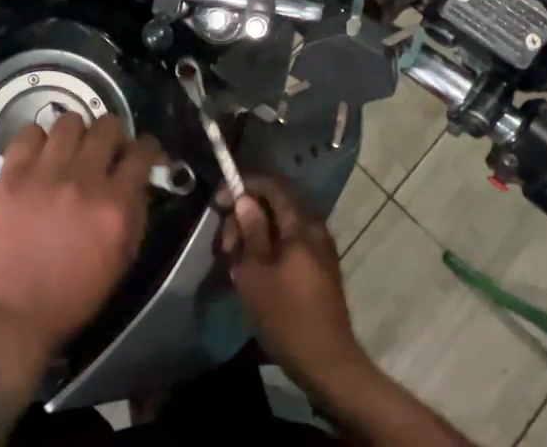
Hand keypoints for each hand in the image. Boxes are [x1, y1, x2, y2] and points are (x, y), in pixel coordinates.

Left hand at [0, 113, 165, 358]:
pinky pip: (29, 133)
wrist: (17, 311)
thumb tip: (139, 179)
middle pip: (107, 127)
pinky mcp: (12, 175)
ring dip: (77, 133)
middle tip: (107, 150)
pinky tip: (42, 156)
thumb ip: (136, 211)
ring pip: (69, 121)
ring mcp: (44, 174)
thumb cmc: (77, 292)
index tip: (143, 152)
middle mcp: (83, 181)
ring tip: (72, 150)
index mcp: (115, 205)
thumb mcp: (124, 257)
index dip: (148, 147)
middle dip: (113, 134)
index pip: (142, 152)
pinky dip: (39, 139)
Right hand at [218, 175, 374, 391]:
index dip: (244, 186)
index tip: (220, 202)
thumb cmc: (285, 315)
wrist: (326, 362)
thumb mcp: (256, 272)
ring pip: (280, 228)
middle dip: (245, 218)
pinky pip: (289, 246)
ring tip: (235, 265)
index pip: (272, 185)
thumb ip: (251, 230)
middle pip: (275, 206)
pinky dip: (268, 251)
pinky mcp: (319, 269)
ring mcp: (320, 250)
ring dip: (254, 237)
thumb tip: (245, 199)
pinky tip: (252, 275)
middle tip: (226, 247)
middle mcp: (314, 230)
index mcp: (301, 226)